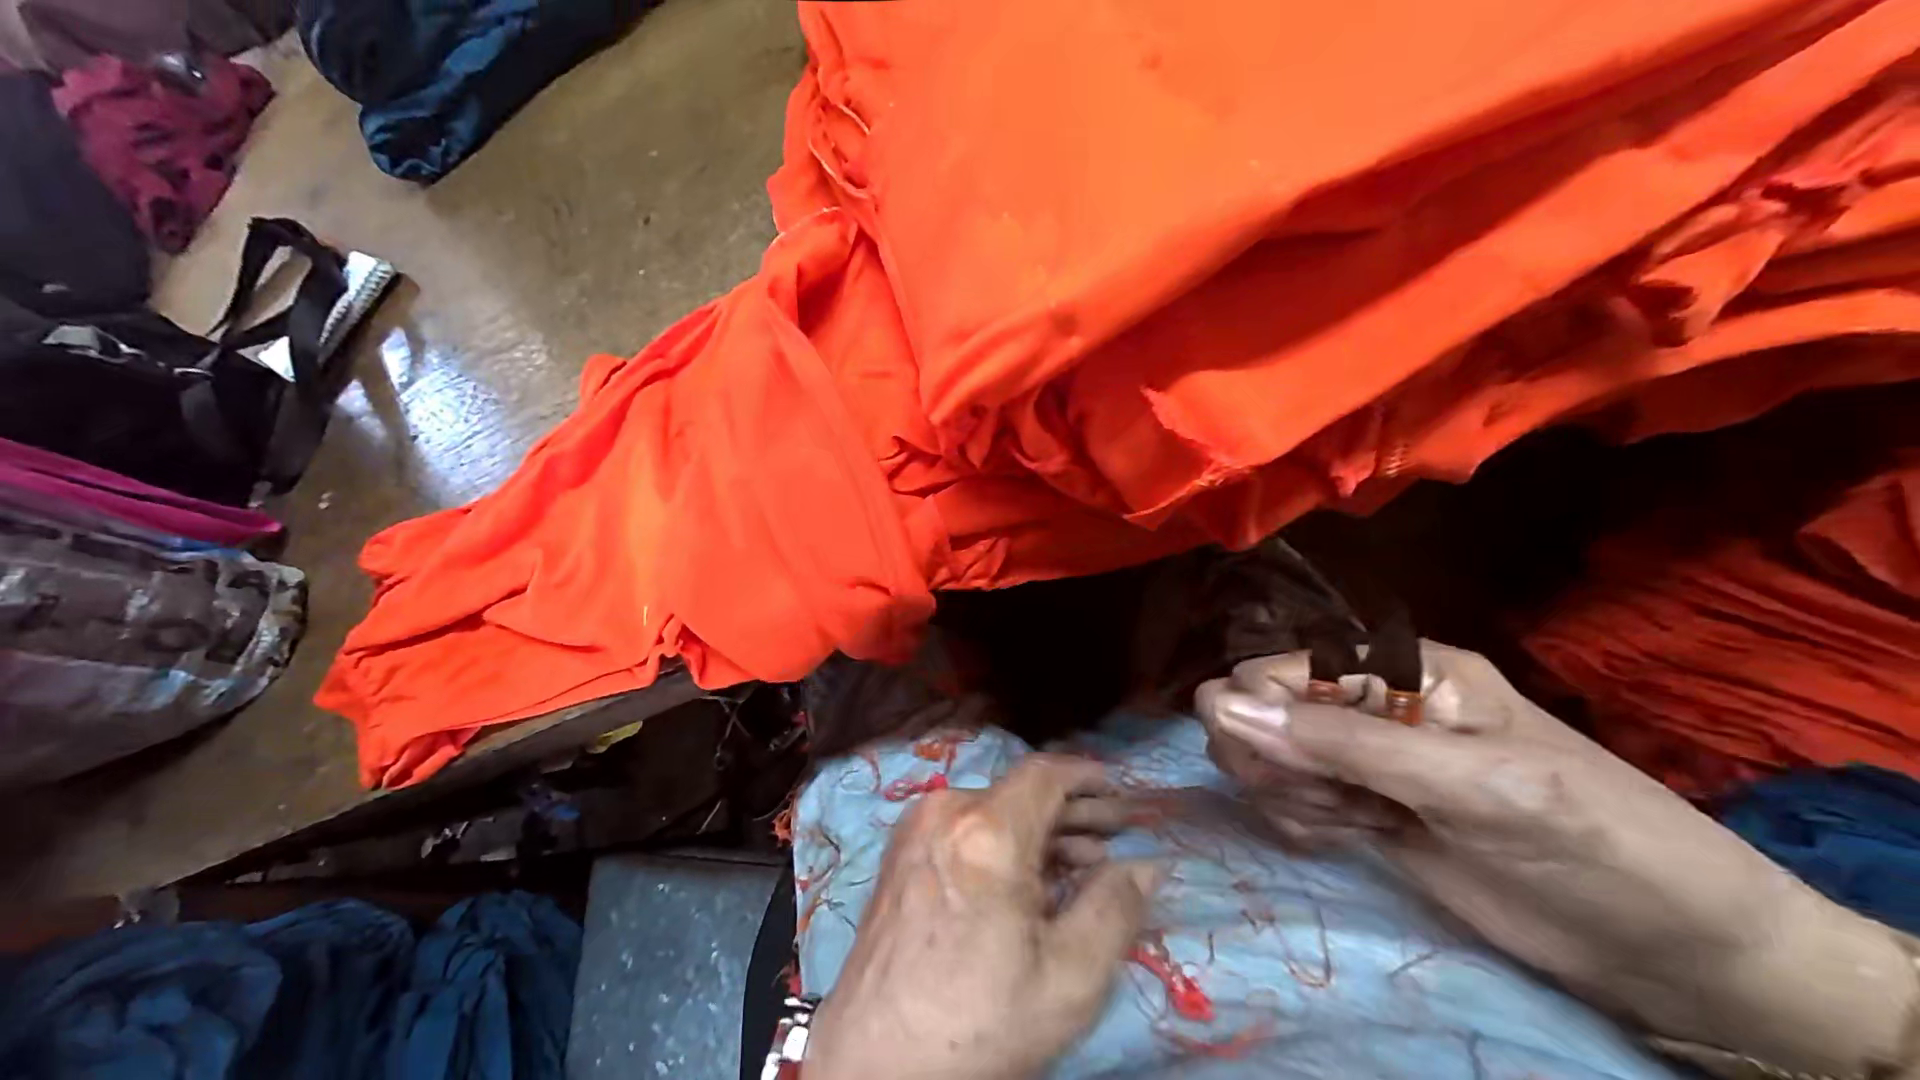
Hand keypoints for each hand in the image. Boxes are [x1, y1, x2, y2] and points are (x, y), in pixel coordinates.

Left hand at [805, 755, 1162, 1079]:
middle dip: (1072, 810)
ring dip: (1040, 829)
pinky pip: (965, 827)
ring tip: (1083, 861)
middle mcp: (946, 813)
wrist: (877, 1060)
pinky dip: (1004, 841)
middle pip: (1020, 792)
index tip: (1119, 791)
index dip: (1087, 776)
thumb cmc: (978, 1021)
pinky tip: (1031, 878)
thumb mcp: (1068, 978)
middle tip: (1115, 833)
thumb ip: (1115, 910)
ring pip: (993, 809)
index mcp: (987, 831)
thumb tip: (1147, 865)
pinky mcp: (902, 851)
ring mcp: (917, 829)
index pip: (1046, 774)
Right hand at [1196, 642, 1918, 1078]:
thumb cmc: (1589, 840)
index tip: (1282, 767)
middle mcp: (1369, 705)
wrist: (1675, 951)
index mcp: (1400, 669)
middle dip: (1276, 760)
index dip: (1260, 710)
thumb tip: (1214, 704)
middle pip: (1262, 712)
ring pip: (1266, 758)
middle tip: (1334, 803)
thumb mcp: (1470, 784)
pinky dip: (1301, 821)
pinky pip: (1288, 800)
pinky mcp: (1360, 808)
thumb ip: (1342, 744)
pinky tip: (1352, 838)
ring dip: (1290, 795)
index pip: (1280, 669)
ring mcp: (1362, 760)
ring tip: (1356, 824)